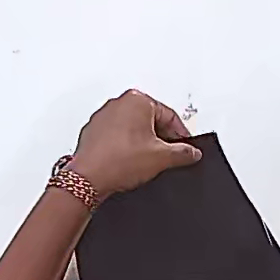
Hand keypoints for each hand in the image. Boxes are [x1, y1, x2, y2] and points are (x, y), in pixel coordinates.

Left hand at [67, 90, 201, 195]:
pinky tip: (128, 162)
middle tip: (167, 155)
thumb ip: (183, 153)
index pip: (170, 115)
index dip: (181, 134)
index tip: (185, 148)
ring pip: (133, 128)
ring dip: (142, 143)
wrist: (88, 178)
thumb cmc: (117, 161)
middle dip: (161, 138)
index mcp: (137, 100)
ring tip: (145, 161)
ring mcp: (103, 117)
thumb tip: (192, 152)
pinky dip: (125, 147)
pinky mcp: (93, 132)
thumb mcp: (162, 157)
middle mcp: (118, 103)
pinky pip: (117, 136)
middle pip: (151, 119)